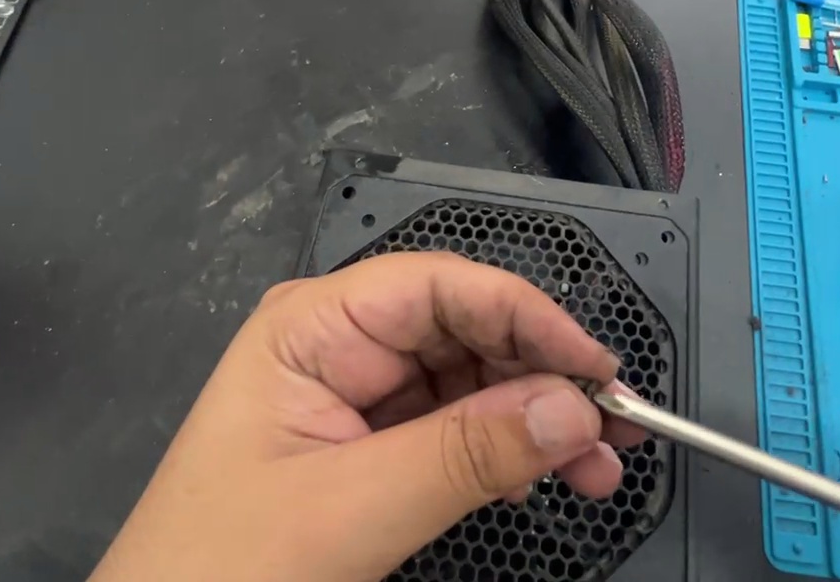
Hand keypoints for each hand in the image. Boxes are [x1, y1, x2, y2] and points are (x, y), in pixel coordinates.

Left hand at [90, 251, 643, 581]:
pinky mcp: (377, 440)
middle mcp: (344, 341)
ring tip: (600, 460)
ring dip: (537, 415)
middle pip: (465, 329)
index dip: (524, 311)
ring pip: (473, 378)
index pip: (438, 286)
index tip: (594, 363)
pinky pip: (459, 425)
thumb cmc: (226, 568)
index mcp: (316, 323)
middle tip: (613, 422)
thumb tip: (573, 409)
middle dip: (540, 372)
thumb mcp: (348, 510)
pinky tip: (547, 472)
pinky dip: (508, 448)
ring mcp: (363, 390)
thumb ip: (465, 454)